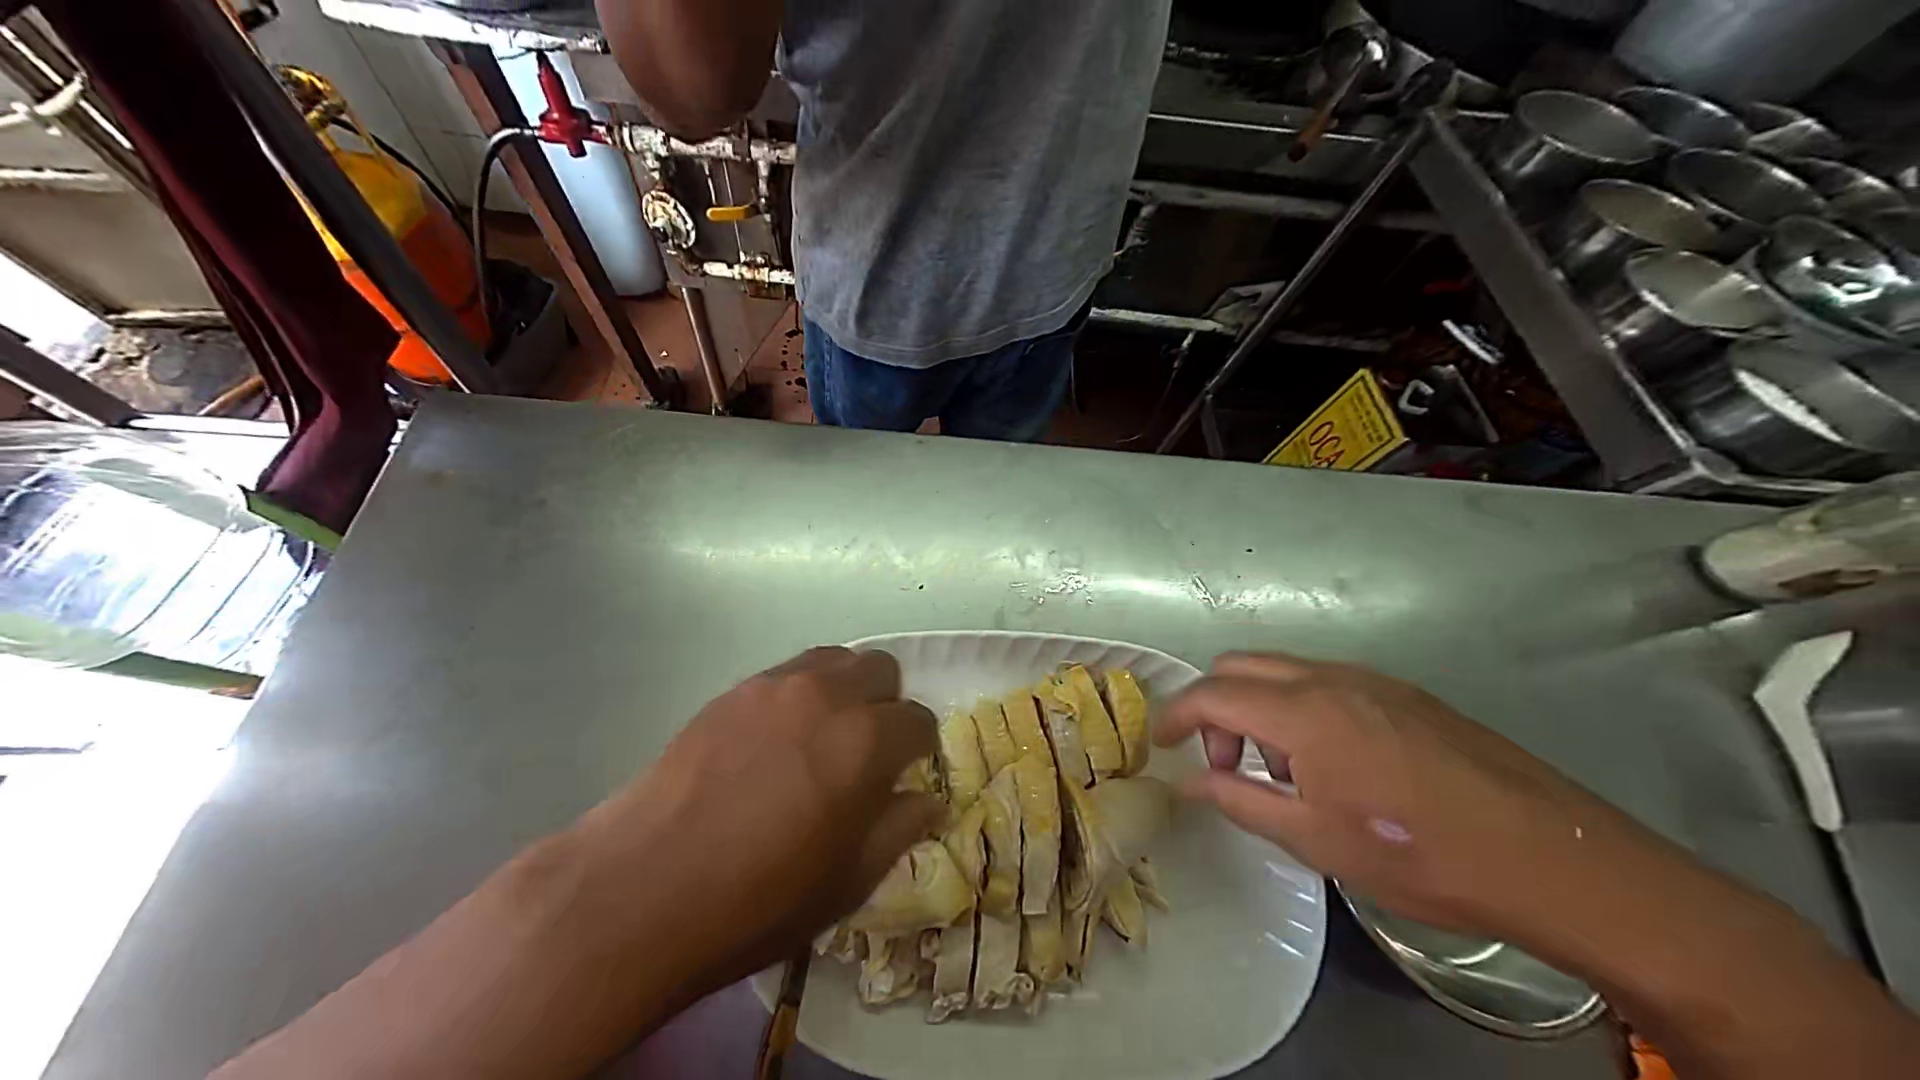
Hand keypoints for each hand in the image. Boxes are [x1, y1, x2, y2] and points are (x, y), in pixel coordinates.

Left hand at [569, 646, 942, 994]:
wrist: (645, 885)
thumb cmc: (759, 897)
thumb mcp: (848, 880)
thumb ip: (898, 828)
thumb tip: (925, 800)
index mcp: (866, 740)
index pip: (918, 721)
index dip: (919, 750)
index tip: (904, 775)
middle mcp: (827, 695)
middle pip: (881, 669)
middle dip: (887, 704)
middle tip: (867, 751)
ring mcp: (775, 686)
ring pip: (834, 660)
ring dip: (845, 689)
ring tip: (823, 738)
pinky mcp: (733, 691)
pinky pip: (788, 673)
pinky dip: (802, 694)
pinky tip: (777, 741)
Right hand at [1155, 652, 1677, 939]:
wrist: (1556, 859)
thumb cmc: (1420, 855)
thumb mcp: (1314, 840)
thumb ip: (1239, 800)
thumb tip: (1190, 782)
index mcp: (1303, 711)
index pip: (1212, 693)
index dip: (1176, 715)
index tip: (1160, 744)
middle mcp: (1332, 679)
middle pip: (1241, 665)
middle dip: (1216, 707)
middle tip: (1226, 764)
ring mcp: (1373, 681)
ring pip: (1283, 670)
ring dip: (1259, 706)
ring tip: (1283, 772)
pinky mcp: (1406, 693)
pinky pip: (1326, 681)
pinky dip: (1299, 706)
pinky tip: (1332, 763)